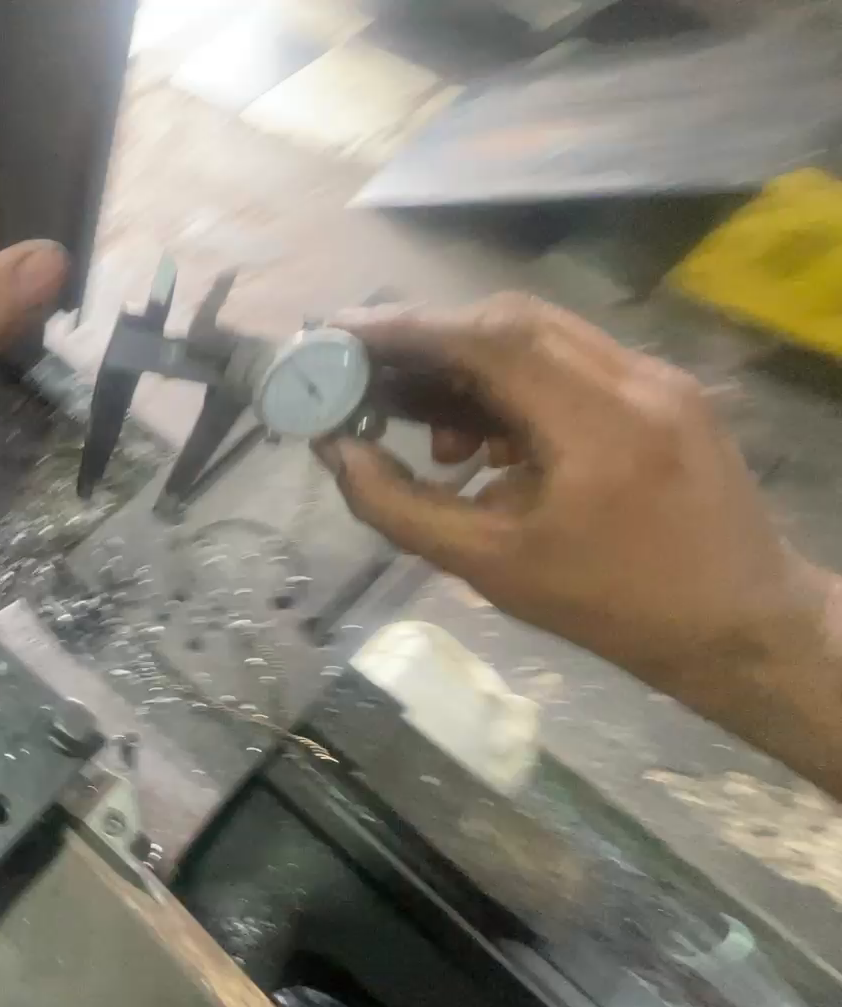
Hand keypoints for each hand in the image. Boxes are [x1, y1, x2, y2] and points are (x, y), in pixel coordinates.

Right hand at [316, 294, 824, 694]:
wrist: (735, 622)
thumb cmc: (602, 602)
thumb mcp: (478, 562)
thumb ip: (393, 503)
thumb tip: (334, 448)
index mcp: (601, 425)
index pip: (492, 341)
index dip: (405, 329)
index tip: (336, 334)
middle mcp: (637, 381)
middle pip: (509, 322)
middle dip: (420, 338)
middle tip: (356, 366)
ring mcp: (654, 380)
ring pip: (531, 336)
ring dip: (454, 363)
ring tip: (410, 417)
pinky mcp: (653, 393)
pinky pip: (555, 362)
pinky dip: (493, 384)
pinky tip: (471, 440)